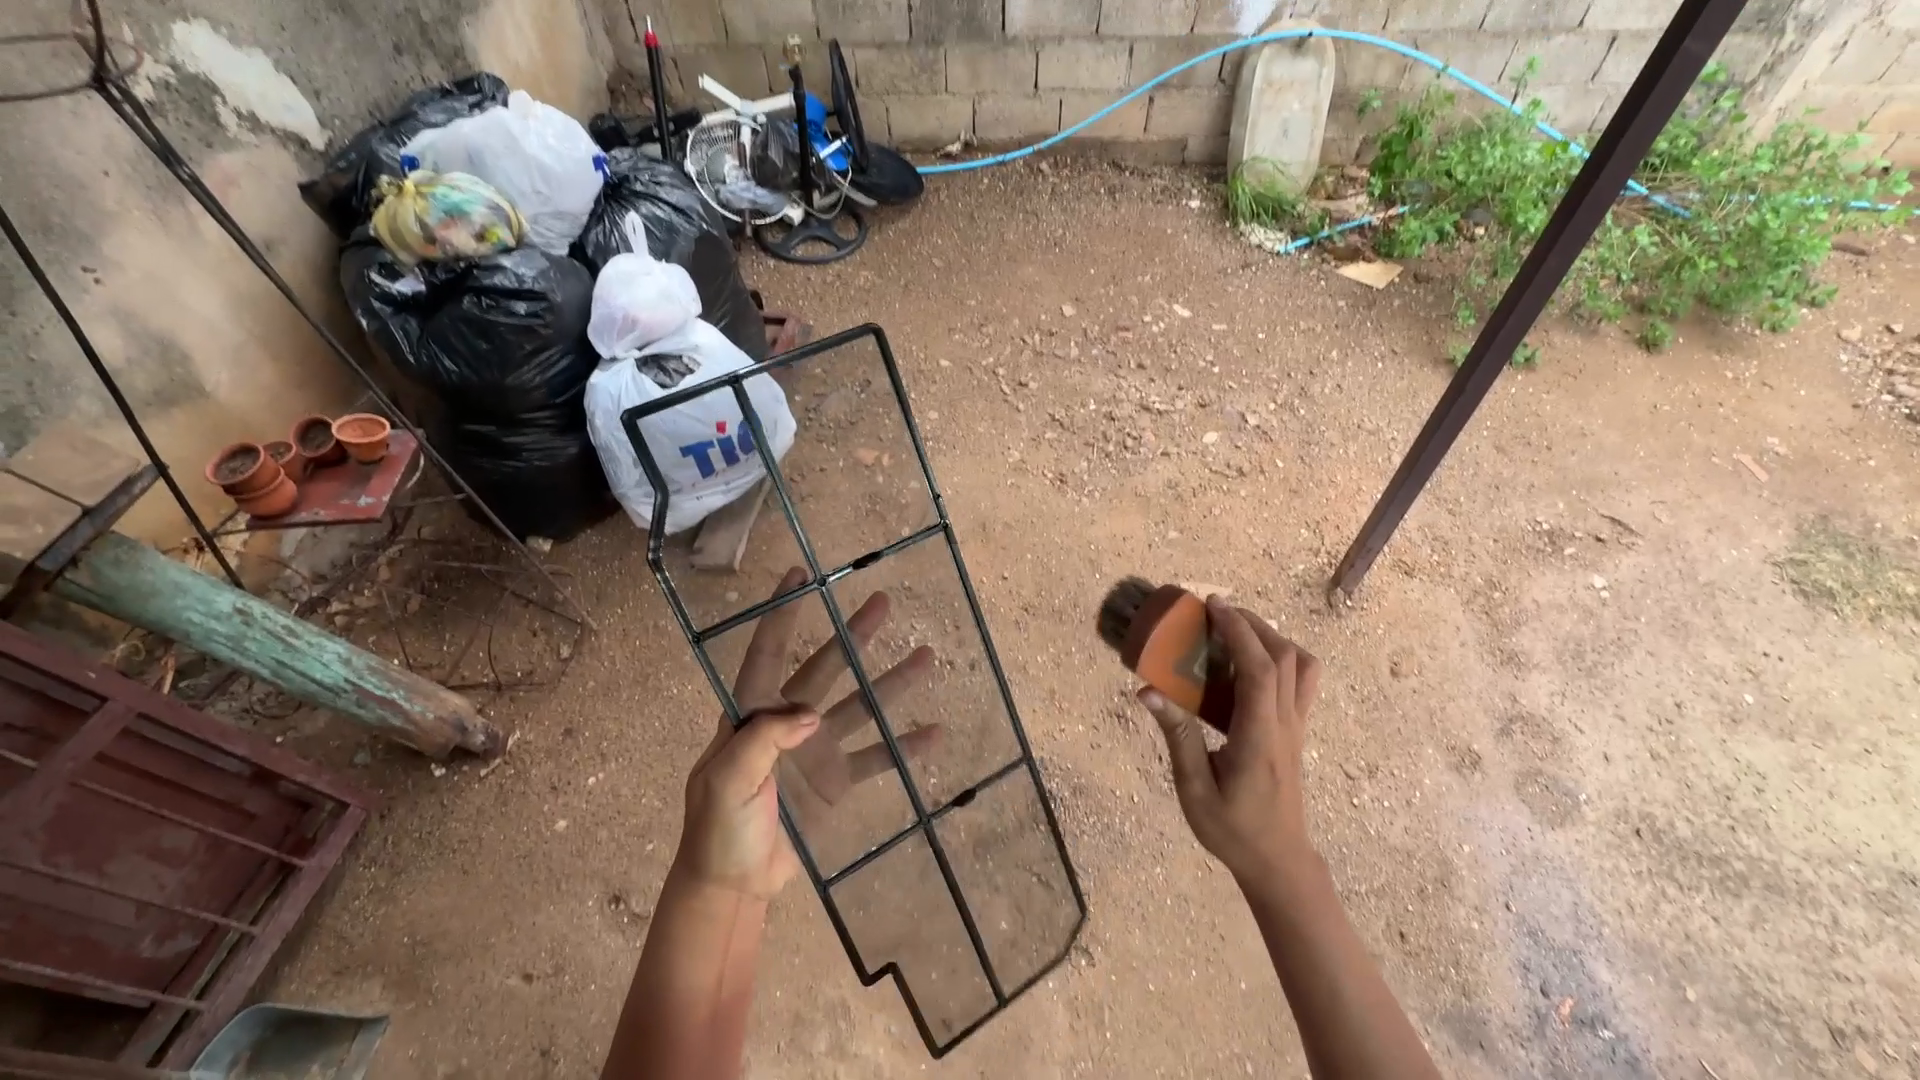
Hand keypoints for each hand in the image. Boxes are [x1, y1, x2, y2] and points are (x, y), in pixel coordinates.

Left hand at [673, 567, 943, 899]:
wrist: (733, 883)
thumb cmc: (717, 830)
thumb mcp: (726, 781)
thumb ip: (763, 741)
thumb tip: (812, 713)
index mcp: (751, 714)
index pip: (768, 651)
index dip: (782, 613)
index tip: (801, 574)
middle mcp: (787, 722)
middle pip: (825, 667)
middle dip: (854, 636)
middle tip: (884, 603)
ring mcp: (816, 751)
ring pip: (859, 706)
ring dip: (891, 683)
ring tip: (926, 656)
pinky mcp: (837, 782)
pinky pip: (876, 757)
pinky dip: (904, 746)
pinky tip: (934, 733)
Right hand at [1137, 595, 1322, 884]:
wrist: (1278, 861)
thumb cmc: (1232, 829)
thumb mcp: (1194, 789)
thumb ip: (1178, 736)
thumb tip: (1147, 691)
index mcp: (1260, 735)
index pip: (1259, 670)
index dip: (1239, 631)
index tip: (1213, 606)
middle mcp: (1285, 724)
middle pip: (1285, 657)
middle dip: (1253, 624)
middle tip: (1217, 610)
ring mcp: (1296, 728)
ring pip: (1301, 666)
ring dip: (1272, 638)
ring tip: (1236, 630)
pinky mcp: (1295, 733)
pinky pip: (1301, 683)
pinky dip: (1280, 658)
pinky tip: (1249, 664)